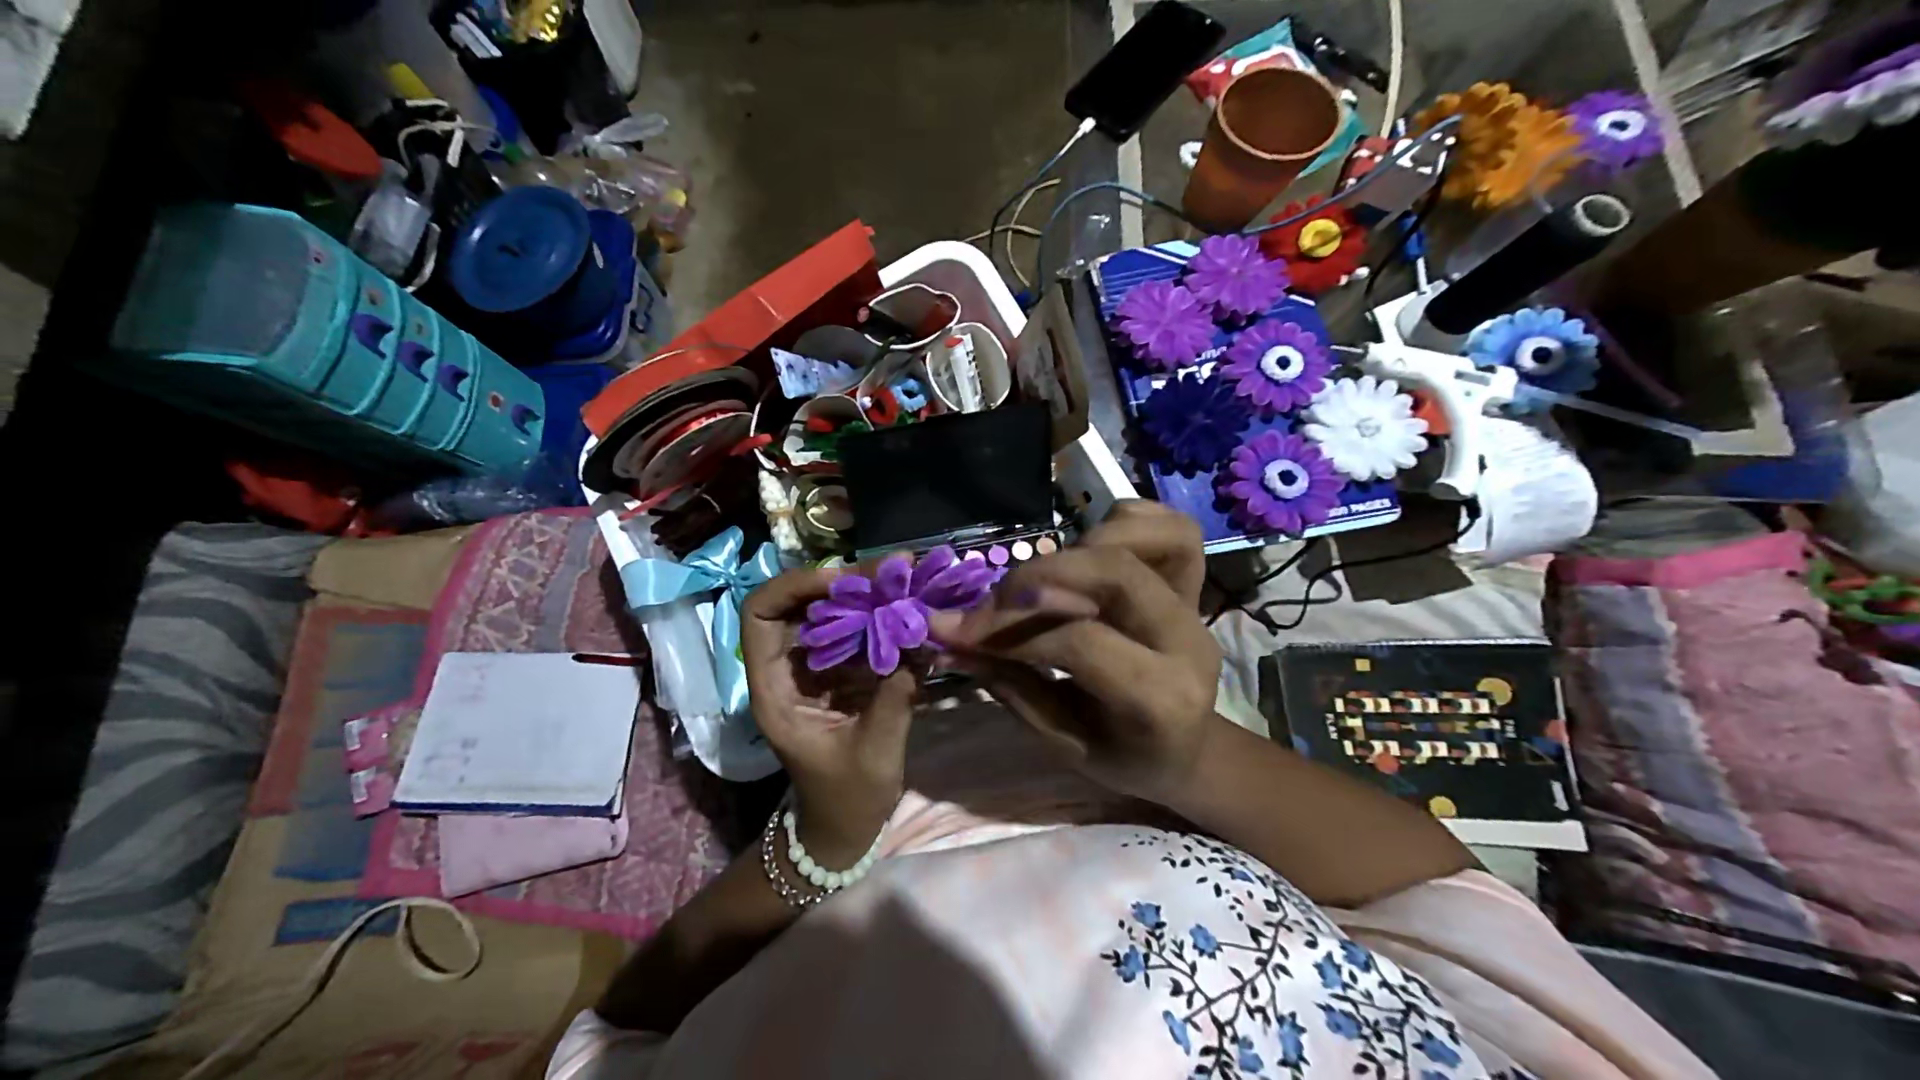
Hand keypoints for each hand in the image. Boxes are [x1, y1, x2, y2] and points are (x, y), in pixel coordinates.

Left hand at [742, 568, 914, 865]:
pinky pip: (858, 633)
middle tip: (894, 570)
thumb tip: (921, 641)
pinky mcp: (843, 675)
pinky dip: (884, 619)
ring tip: (908, 582)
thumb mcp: (874, 751)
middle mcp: (790, 670)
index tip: (845, 581)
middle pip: (802, 605)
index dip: (796, 587)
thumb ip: (896, 696)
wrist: (844, 827)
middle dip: (845, 582)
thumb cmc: (847, 798)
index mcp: (775, 689)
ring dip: (869, 596)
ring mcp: (817, 670)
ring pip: (832, 614)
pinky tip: (912, 611)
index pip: (761, 615)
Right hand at [932, 502, 1223, 804]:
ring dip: (1078, 545)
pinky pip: (1167, 526)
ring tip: (1044, 581)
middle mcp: (1187, 641)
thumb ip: (1010, 684)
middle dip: (1038, 576)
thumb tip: (947, 638)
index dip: (1013, 630)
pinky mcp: (1198, 580)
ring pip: (1144, 537)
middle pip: (1114, 572)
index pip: (1081, 641)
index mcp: (1161, 699)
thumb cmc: (1122, 756)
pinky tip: (1085, 552)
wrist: (1187, 749)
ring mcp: (1196, 604)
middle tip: (994, 602)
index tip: (958, 633)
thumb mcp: (1063, 742)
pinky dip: (1120, 524)